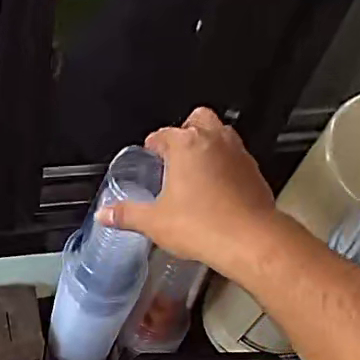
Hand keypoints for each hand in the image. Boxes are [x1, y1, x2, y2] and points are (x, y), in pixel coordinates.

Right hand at [98, 107, 288, 272]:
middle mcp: (213, 140)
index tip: (150, 154)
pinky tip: (216, 191)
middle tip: (174, 157)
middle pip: (197, 120)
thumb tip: (105, 214)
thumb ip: (126, 215)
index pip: (162, 134)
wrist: (247, 239)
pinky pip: (236, 159)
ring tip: (194, 174)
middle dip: (184, 133)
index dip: (153, 145)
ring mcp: (237, 153)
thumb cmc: (204, 225)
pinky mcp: (253, 171)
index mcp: (185, 145)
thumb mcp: (154, 223)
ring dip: (207, 147)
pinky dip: (225, 167)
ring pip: (220, 136)